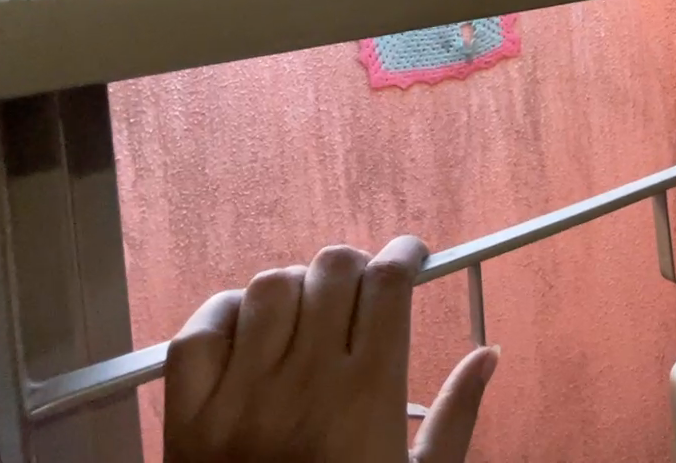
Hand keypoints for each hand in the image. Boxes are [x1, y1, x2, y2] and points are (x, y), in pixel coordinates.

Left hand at [164, 238, 499, 462]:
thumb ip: (457, 415)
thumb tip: (490, 353)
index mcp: (368, 396)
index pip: (388, 281)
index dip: (405, 253)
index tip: (412, 257)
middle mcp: (305, 385)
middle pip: (333, 268)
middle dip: (356, 266)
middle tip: (361, 289)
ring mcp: (239, 401)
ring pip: (270, 287)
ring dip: (296, 286)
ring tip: (306, 311)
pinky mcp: (186, 422)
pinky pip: (198, 333)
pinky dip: (224, 314)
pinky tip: (249, 330)